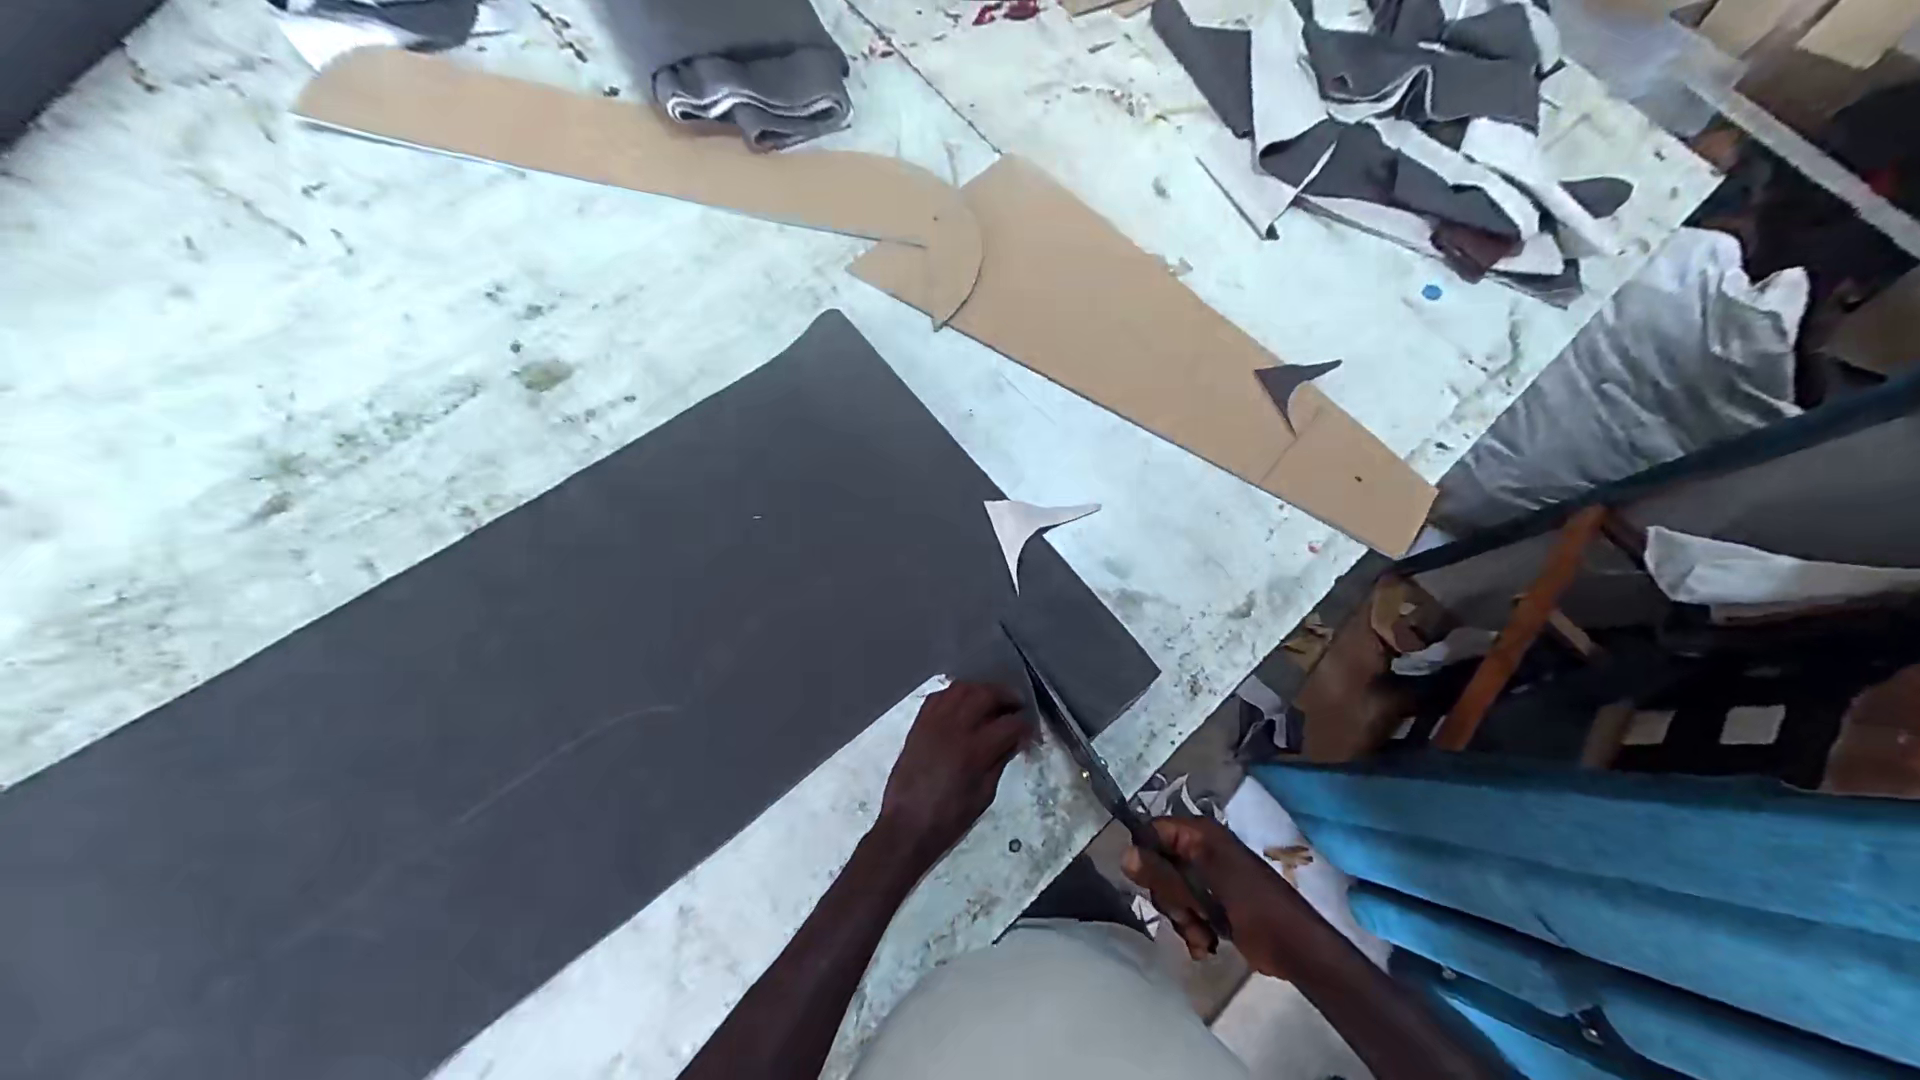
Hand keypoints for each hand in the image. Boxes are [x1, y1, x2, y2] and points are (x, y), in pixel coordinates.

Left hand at [872, 681, 1030, 870]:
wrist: (906, 825)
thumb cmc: (949, 818)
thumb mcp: (985, 794)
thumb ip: (1000, 761)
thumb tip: (1014, 740)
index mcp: (974, 750)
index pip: (1008, 724)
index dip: (1025, 725)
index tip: (1030, 729)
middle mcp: (954, 728)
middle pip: (985, 694)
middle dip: (1006, 695)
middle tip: (1017, 704)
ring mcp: (933, 722)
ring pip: (961, 689)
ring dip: (981, 689)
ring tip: (992, 699)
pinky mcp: (918, 724)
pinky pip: (938, 696)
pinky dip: (955, 694)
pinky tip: (963, 704)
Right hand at [1122, 817, 1325, 976]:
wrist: (1298, 949)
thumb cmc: (1254, 909)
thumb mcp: (1204, 891)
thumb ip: (1163, 873)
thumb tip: (1124, 855)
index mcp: (1200, 835)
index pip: (1152, 832)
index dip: (1145, 856)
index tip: (1146, 883)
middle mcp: (1200, 849)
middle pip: (1158, 865)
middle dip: (1168, 897)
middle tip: (1186, 913)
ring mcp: (1207, 876)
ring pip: (1170, 892)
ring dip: (1181, 917)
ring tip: (1202, 935)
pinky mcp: (1213, 902)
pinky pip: (1185, 909)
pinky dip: (1191, 929)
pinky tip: (1206, 945)